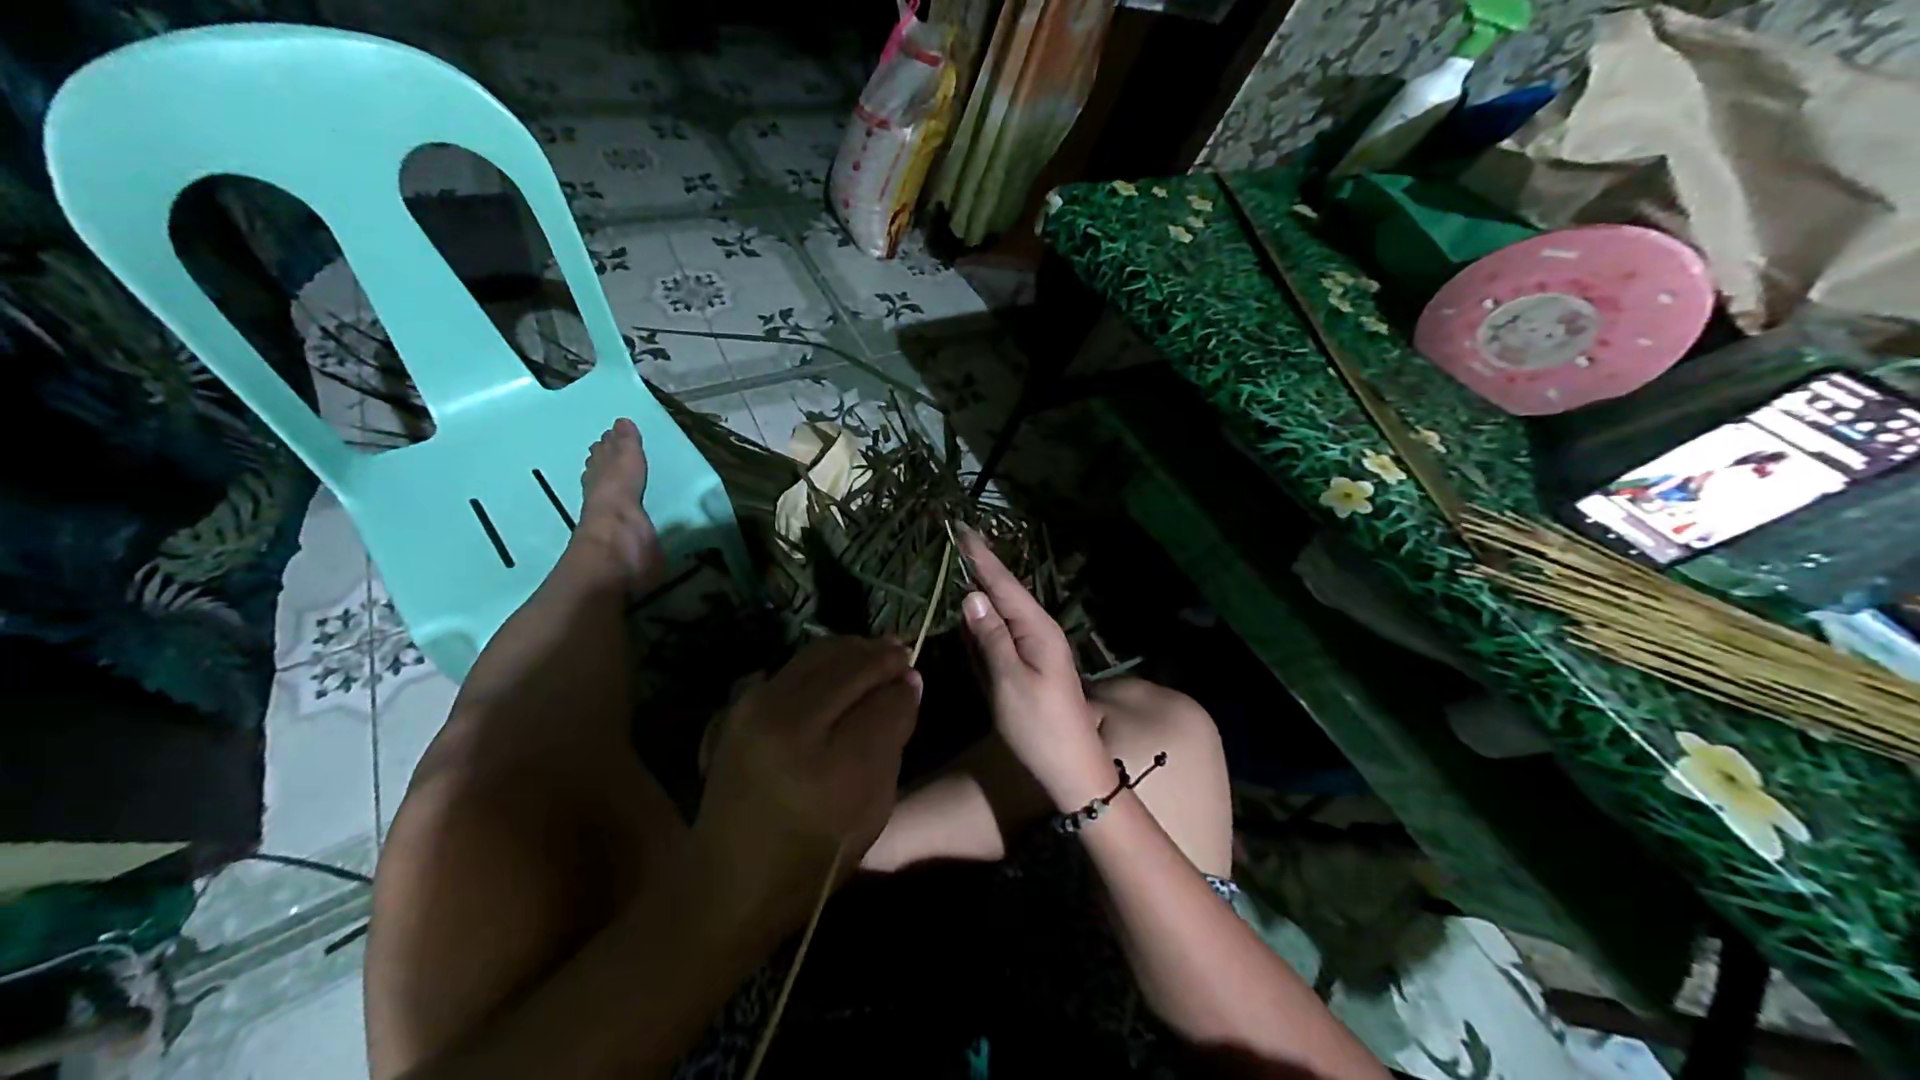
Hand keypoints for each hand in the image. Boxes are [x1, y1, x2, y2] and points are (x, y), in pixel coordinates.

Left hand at [694, 636, 919, 933]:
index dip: (907, 688)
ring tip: (877, 655)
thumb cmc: (814, 858)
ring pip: (822, 653)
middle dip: (884, 657)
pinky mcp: (739, 704)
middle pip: (852, 666)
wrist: (729, 878)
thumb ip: (893, 741)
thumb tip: (907, 686)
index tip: (915, 683)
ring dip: (855, 650)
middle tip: (903, 656)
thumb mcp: (874, 809)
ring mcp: (758, 708)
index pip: (887, 701)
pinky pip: (795, 665)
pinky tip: (841, 669)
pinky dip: (825, 660)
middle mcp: (791, 724)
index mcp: (833, 765)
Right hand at [957, 528, 1112, 809]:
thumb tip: (972, 597)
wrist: (1071, 768)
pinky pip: (998, 638)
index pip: (1003, 584)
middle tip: (956, 542)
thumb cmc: (1041, 726)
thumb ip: (990, 637)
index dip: (981, 558)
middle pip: (1002, 594)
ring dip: (980, 593)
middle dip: (979, 569)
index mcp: (1037, 629)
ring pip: (999, 615)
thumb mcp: (1010, 681)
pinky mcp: (1024, 667)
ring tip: (959, 567)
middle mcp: (1036, 632)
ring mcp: (1031, 650)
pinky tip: (970, 613)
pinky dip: (981, 625)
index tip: (962, 529)